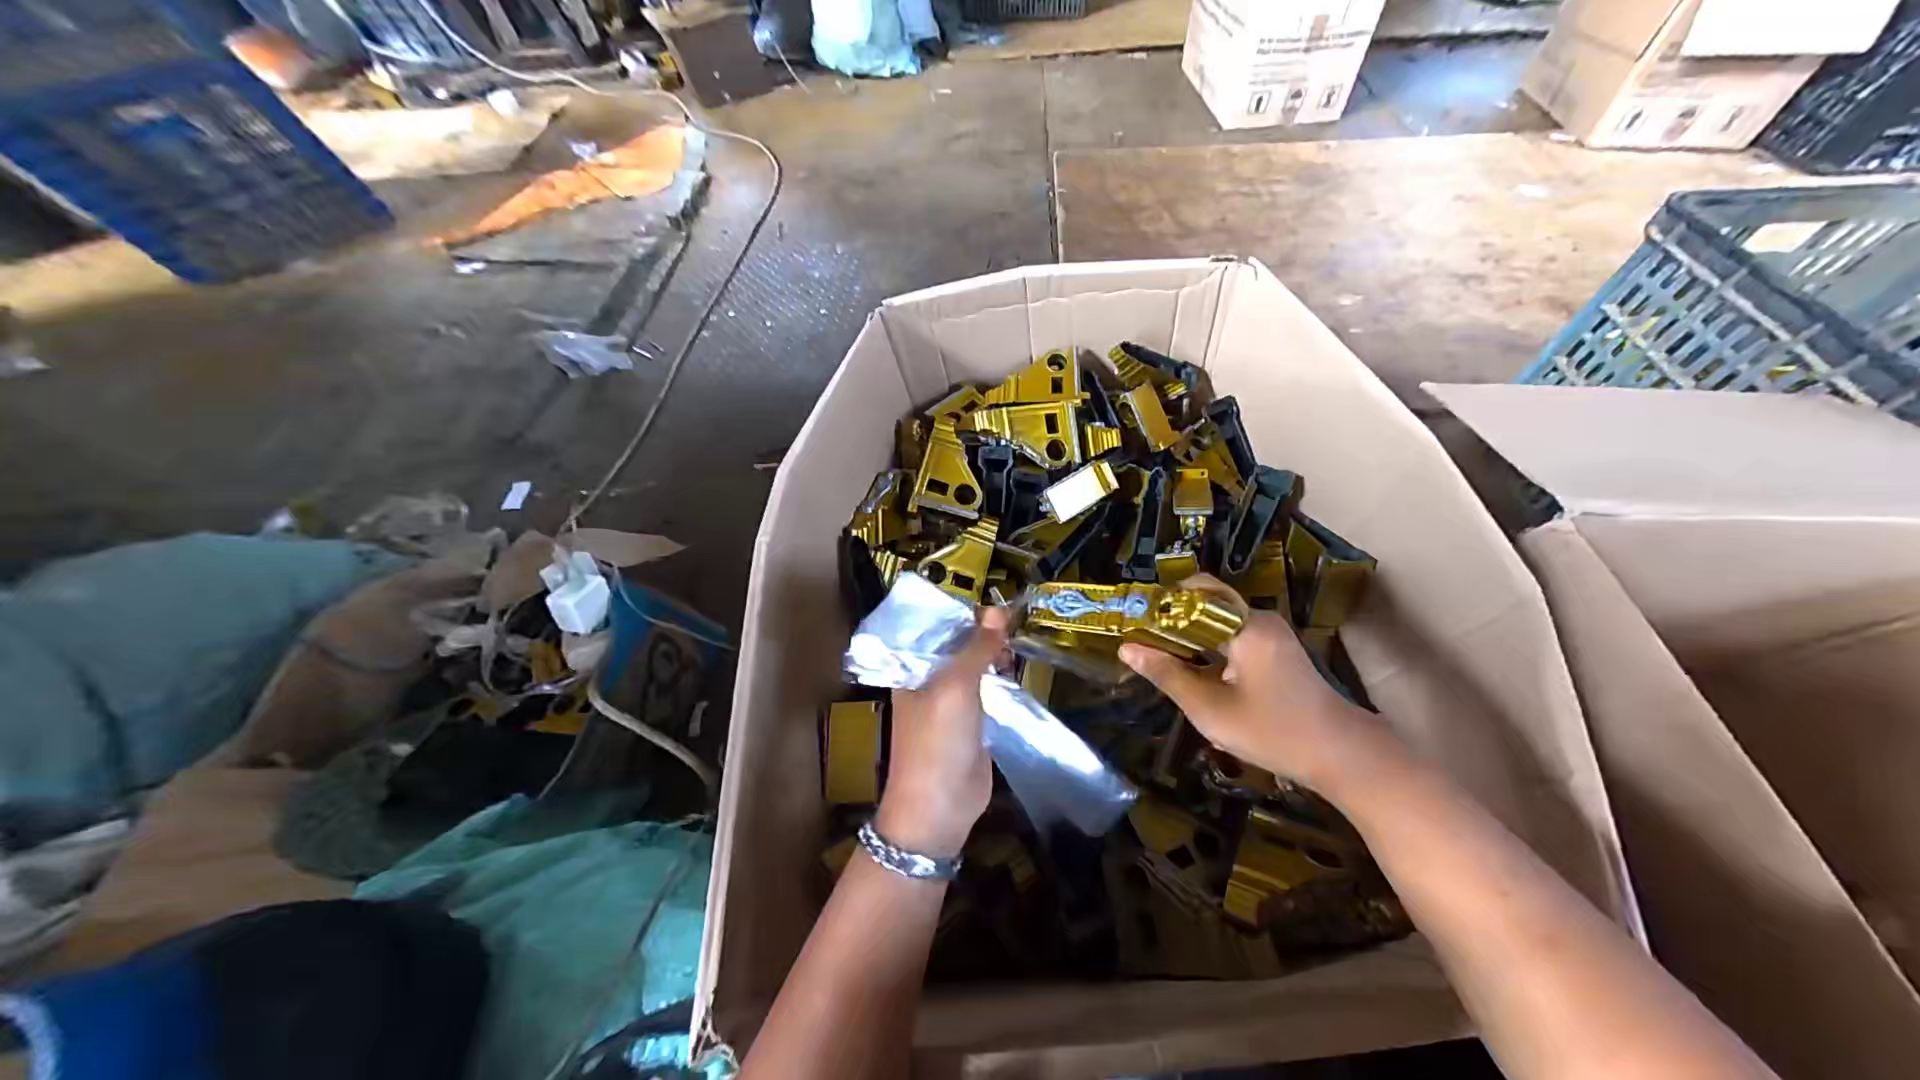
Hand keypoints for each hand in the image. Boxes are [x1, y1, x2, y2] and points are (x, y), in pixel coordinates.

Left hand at [875, 607, 1009, 858]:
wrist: (939, 805)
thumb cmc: (937, 740)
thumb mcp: (956, 686)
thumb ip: (977, 648)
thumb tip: (997, 609)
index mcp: (912, 668)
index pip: (933, 628)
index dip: (959, 612)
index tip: (990, 598)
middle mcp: (928, 680)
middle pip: (956, 645)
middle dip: (981, 631)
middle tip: (1011, 619)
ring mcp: (950, 702)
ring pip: (973, 666)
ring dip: (993, 653)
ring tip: (1016, 638)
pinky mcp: (972, 721)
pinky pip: (986, 690)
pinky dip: (1000, 677)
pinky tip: (1016, 665)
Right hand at [1118, 575, 1395, 793]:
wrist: (1343, 756)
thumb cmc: (1273, 732)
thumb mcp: (1210, 709)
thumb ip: (1167, 675)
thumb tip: (1128, 649)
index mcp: (1247, 626)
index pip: (1197, 591)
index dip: (1162, 603)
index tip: (1136, 624)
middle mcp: (1260, 619)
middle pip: (1205, 605)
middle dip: (1172, 623)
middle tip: (1144, 647)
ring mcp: (1272, 634)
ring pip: (1217, 623)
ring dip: (1190, 639)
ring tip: (1163, 663)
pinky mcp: (1276, 650)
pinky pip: (1232, 636)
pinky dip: (1209, 649)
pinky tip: (1195, 675)